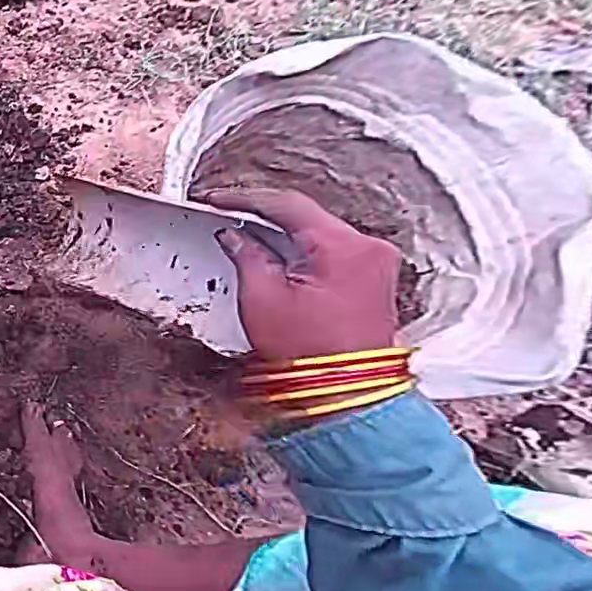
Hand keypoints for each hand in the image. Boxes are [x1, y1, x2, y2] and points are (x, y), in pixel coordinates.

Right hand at [201, 189, 401, 362]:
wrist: (346, 391)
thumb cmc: (307, 350)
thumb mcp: (262, 297)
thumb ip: (247, 256)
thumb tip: (234, 236)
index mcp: (344, 248)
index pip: (288, 205)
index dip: (245, 199)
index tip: (216, 199)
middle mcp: (368, 248)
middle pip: (306, 216)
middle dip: (261, 213)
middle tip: (224, 212)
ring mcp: (375, 262)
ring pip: (316, 231)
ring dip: (279, 230)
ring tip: (241, 231)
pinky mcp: (372, 277)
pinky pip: (329, 248)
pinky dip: (297, 246)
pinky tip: (270, 250)